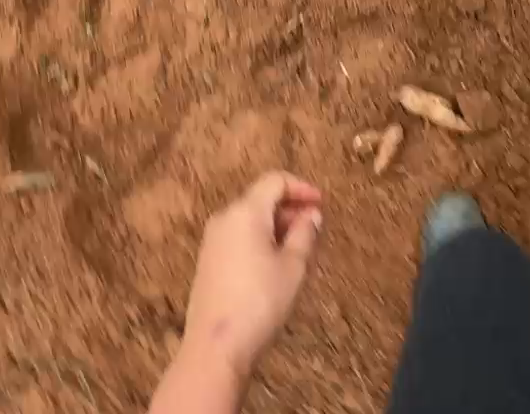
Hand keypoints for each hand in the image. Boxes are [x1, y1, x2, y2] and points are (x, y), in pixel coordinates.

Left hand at [179, 172, 323, 378]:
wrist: (214, 348)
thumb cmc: (260, 302)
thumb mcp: (293, 267)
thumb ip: (305, 234)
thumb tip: (311, 215)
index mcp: (246, 211)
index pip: (275, 181)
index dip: (301, 188)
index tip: (321, 204)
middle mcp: (225, 217)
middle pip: (261, 198)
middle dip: (290, 208)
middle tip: (314, 229)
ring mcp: (213, 240)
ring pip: (250, 219)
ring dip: (276, 225)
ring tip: (298, 248)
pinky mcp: (208, 261)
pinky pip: (238, 236)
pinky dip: (260, 239)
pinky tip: (274, 264)